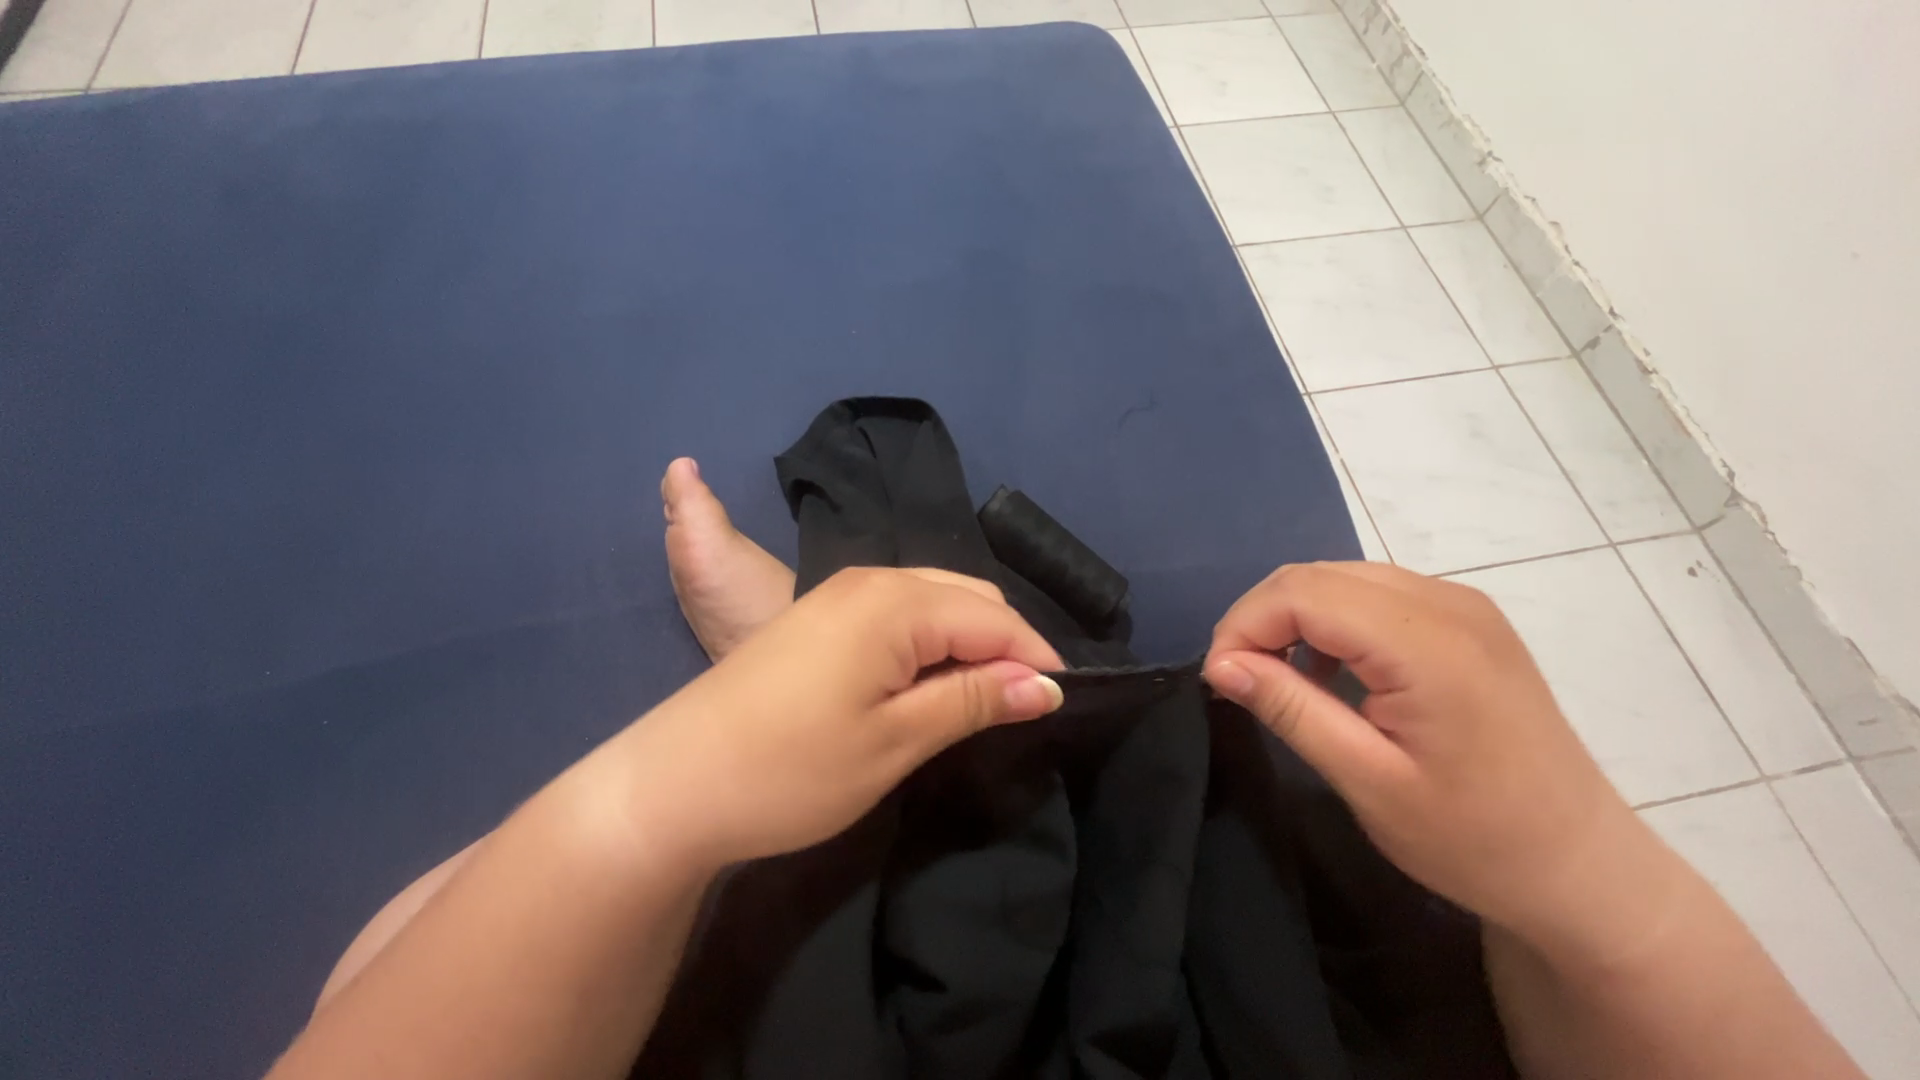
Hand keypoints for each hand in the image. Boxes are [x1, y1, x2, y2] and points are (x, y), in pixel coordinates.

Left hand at [615, 567, 1064, 870]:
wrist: (671, 784)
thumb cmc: (790, 769)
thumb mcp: (894, 741)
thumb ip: (973, 700)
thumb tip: (1045, 685)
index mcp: (894, 602)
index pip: (993, 617)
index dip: (1034, 658)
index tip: (1062, 705)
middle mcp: (869, 581)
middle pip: (966, 597)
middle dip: (1003, 644)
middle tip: (1019, 708)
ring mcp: (835, 596)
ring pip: (931, 601)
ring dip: (966, 642)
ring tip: (980, 700)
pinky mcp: (814, 619)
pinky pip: (896, 613)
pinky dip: (928, 642)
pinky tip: (926, 683)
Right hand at [1202, 562, 1646, 937]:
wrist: (1582, 866)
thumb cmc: (1474, 838)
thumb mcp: (1367, 781)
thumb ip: (1291, 709)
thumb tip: (1220, 664)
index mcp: (1426, 643)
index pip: (1301, 593)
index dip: (1244, 626)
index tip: (1220, 681)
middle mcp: (1447, 602)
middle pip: (1317, 575)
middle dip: (1261, 617)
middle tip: (1239, 679)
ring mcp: (1463, 606)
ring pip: (1342, 578)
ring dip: (1294, 617)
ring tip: (1277, 678)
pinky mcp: (1468, 621)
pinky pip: (1375, 594)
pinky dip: (1332, 620)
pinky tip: (1330, 671)